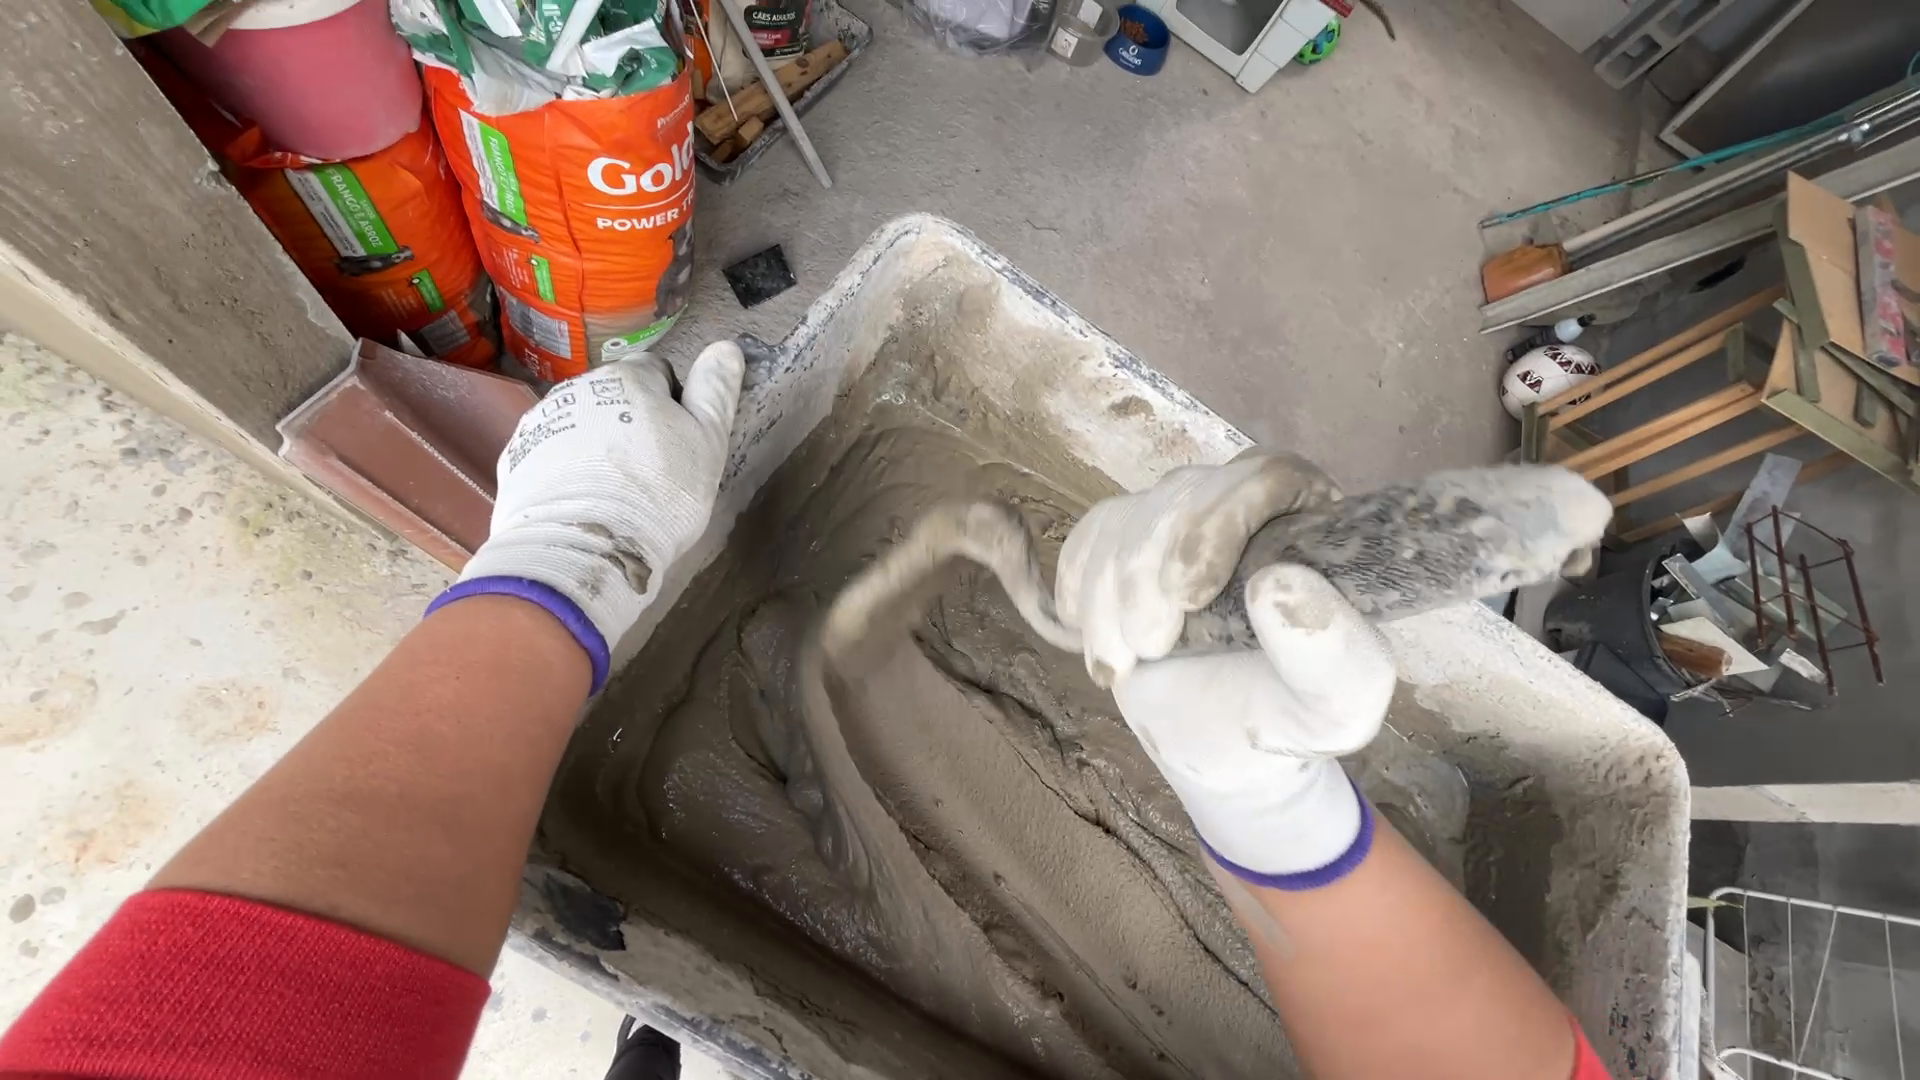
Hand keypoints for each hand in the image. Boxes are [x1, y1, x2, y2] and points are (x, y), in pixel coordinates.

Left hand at [432, 342, 745, 692]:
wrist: (586, 546)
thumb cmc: (660, 491)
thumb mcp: (708, 442)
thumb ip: (717, 391)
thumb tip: (726, 346)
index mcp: (630, 378)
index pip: (657, 370)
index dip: (674, 402)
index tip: (680, 440)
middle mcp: (579, 387)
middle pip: (614, 396)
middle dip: (631, 421)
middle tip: (651, 470)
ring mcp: (543, 422)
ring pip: (582, 423)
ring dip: (598, 443)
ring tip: (616, 489)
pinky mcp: (519, 459)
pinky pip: (552, 453)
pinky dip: (568, 469)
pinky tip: (585, 501)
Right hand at [1055, 452, 1395, 886]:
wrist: (1220, 737)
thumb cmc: (1284, 717)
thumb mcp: (1333, 708)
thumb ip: (1330, 652)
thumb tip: (1276, 582)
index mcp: (1307, 522)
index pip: (1261, 480)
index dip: (1216, 527)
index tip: (1187, 598)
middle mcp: (1238, 501)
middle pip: (1178, 498)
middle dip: (1147, 574)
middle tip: (1147, 647)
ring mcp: (1174, 516)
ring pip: (1122, 521)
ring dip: (1106, 597)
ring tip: (1119, 663)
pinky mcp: (1122, 538)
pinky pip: (1086, 539)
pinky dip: (1079, 589)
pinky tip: (1094, 635)